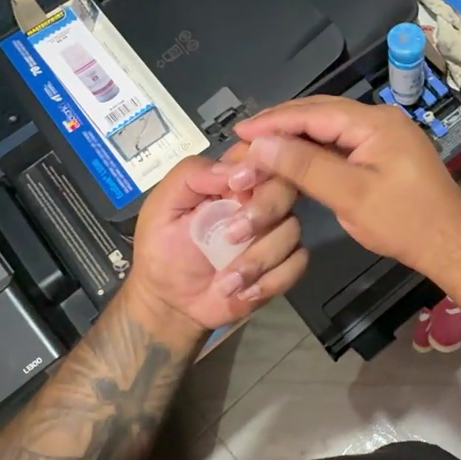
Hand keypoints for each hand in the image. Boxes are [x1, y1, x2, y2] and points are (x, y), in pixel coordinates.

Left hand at [120, 145, 307, 333]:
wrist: (170, 303)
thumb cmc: (162, 250)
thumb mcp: (162, 206)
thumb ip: (191, 175)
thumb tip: (234, 169)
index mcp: (233, 181)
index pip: (262, 156)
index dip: (259, 165)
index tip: (238, 185)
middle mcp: (261, 201)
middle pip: (287, 188)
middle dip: (263, 211)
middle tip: (230, 236)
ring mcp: (275, 233)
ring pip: (291, 230)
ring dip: (258, 258)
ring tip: (226, 280)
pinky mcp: (283, 264)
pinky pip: (297, 262)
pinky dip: (271, 280)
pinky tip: (243, 291)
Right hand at [235, 96, 460, 273]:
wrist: (451, 244)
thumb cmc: (405, 222)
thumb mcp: (350, 196)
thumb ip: (305, 166)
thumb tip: (261, 143)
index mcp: (375, 122)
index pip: (313, 112)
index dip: (273, 121)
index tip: (239, 131)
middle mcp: (380, 119)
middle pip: (321, 113)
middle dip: (281, 124)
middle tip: (244, 137)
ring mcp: (385, 135)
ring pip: (330, 127)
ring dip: (296, 136)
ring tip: (261, 147)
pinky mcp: (385, 153)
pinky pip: (342, 142)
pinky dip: (314, 149)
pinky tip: (294, 160)